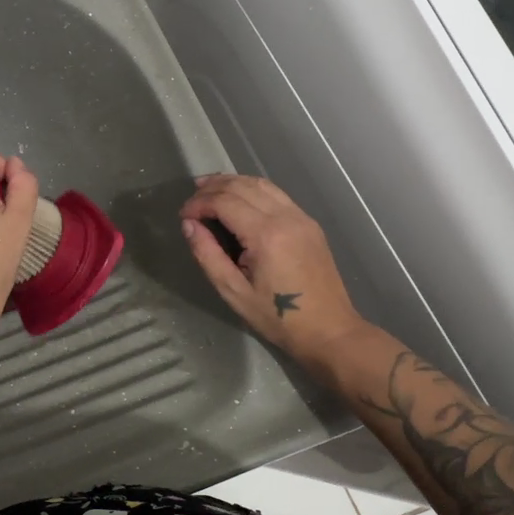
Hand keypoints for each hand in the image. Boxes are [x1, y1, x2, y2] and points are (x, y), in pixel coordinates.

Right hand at [179, 174, 366, 358]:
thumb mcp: (233, 291)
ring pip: (260, 184)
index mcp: (266, 235)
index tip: (183, 216)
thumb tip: (189, 225)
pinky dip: (251, 189)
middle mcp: (285, 217)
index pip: (223, 202)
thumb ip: (207, 254)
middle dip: (211, 188)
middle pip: (241, 186)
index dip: (198, 204)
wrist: (330, 331)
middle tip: (191, 200)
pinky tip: (238, 198)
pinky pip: (276, 194)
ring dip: (231, 183)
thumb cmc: (279, 318)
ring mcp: (301, 218)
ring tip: (208, 189)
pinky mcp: (309, 223)